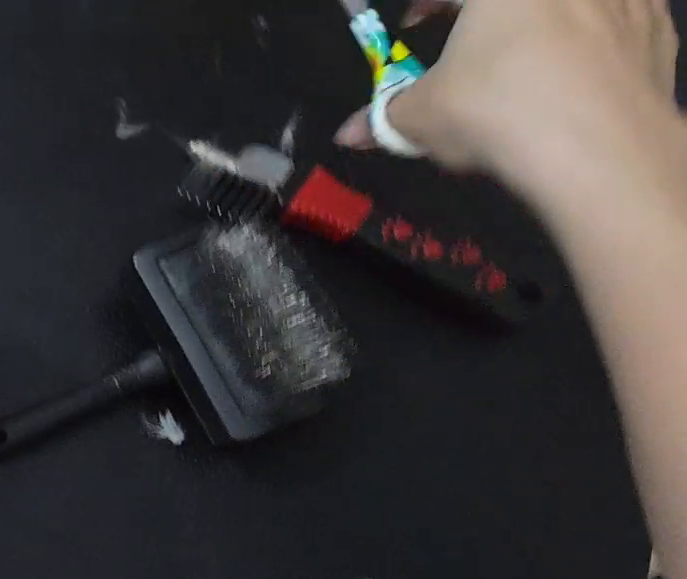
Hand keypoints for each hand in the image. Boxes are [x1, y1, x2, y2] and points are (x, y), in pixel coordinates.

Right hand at [335, 0, 678, 181]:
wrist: (593, 140)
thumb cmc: (489, 108)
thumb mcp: (415, 118)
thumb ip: (382, 117)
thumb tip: (347, 133)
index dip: (426, 4)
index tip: (413, 25)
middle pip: (510, 1)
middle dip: (485, 17)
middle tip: (466, 46)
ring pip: (564, 9)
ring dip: (537, 27)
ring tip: (516, 69)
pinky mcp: (657, 22)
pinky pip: (611, 22)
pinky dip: (585, 43)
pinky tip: (565, 82)